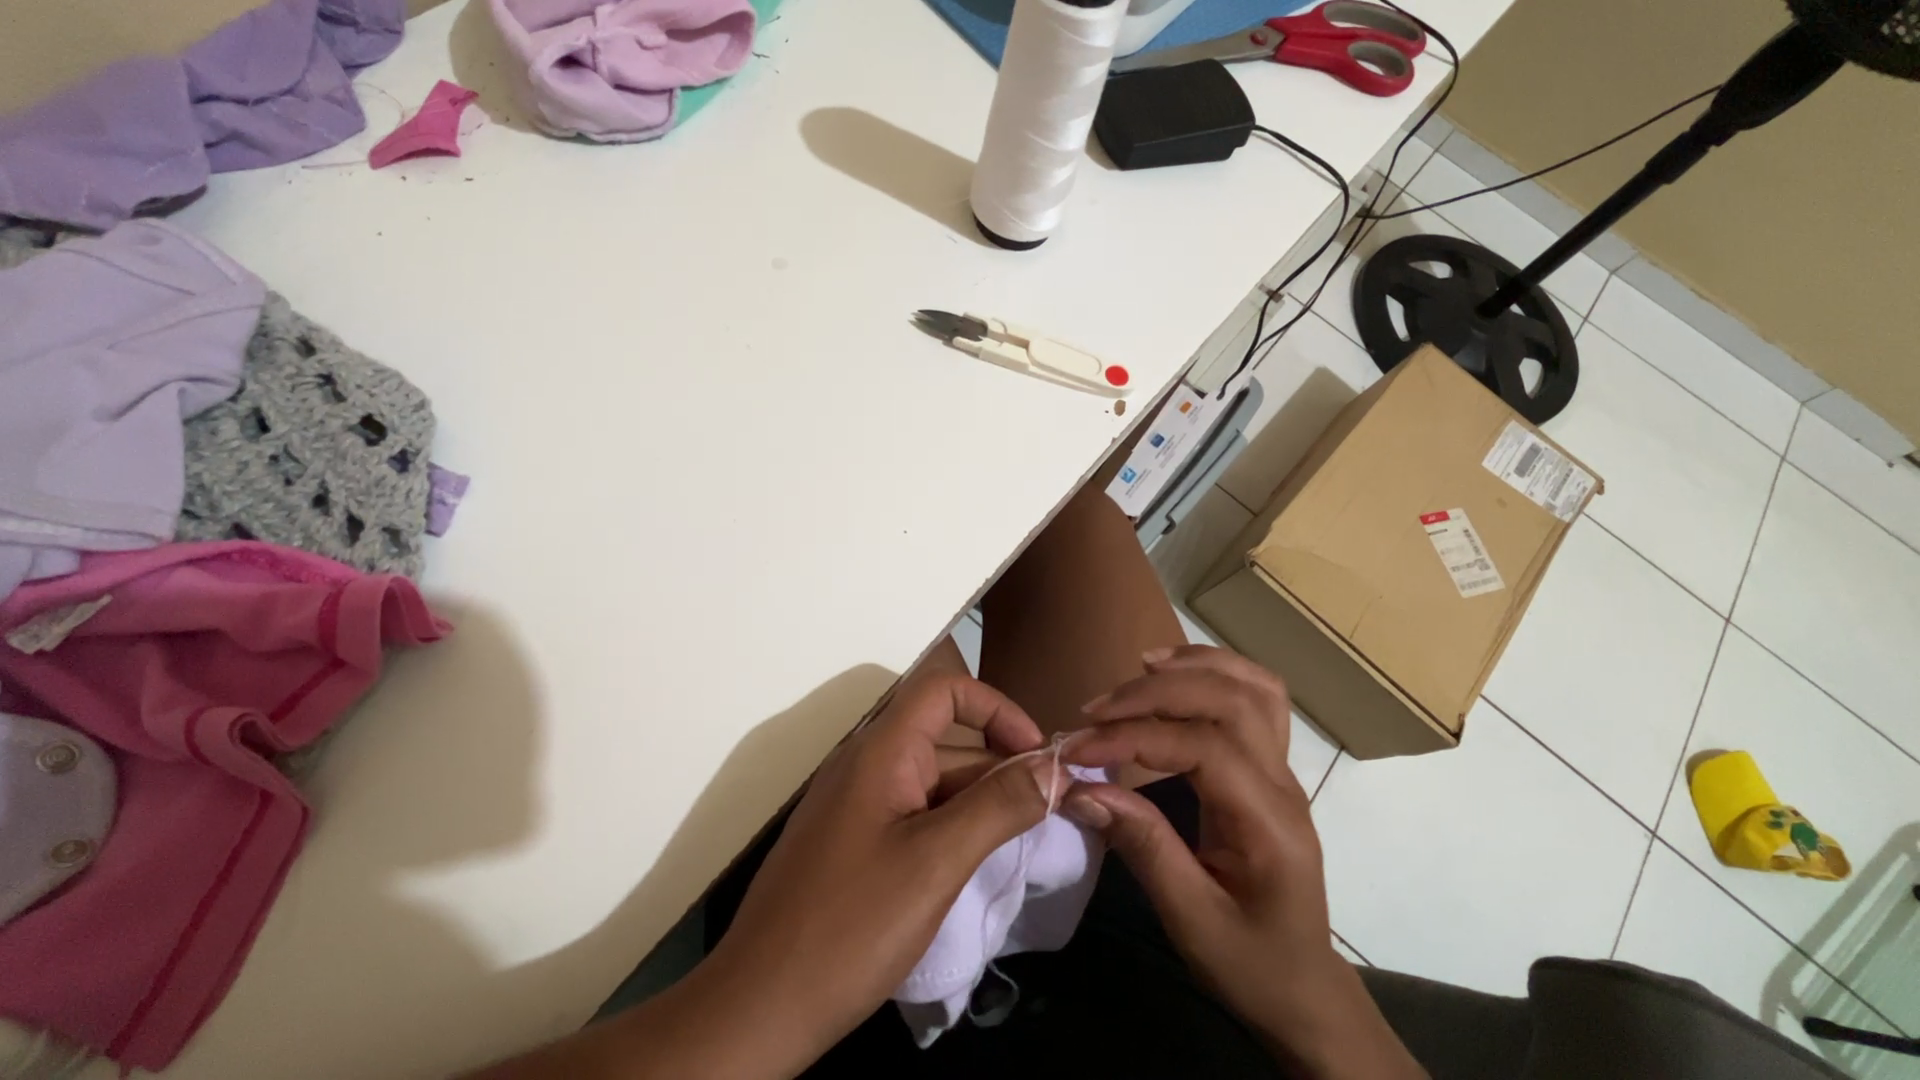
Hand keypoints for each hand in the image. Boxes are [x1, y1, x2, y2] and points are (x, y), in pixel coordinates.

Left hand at [701, 672, 1064, 1074]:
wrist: (760, 1005)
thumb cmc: (852, 924)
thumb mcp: (937, 861)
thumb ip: (999, 805)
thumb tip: (1056, 764)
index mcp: (880, 753)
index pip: (944, 690)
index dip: (997, 708)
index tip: (1038, 756)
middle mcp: (865, 767)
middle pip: (947, 740)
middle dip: (1001, 765)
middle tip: (1054, 810)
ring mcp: (856, 808)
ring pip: (934, 783)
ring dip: (981, 801)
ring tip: (1026, 839)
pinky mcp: (853, 847)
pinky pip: (914, 817)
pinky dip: (953, 828)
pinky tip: (977, 863)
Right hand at [1064, 646, 1423, 1078]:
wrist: (1302, 986)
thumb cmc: (1247, 961)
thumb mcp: (1189, 919)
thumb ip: (1143, 848)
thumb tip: (1083, 789)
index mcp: (1268, 823)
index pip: (1203, 746)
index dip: (1135, 736)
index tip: (1077, 750)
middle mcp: (1283, 784)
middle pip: (1231, 701)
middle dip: (1155, 694)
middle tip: (1093, 712)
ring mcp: (1284, 771)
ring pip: (1253, 687)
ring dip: (1194, 667)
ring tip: (1136, 670)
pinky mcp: (1272, 769)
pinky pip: (1257, 698)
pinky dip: (1217, 672)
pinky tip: (1175, 675)